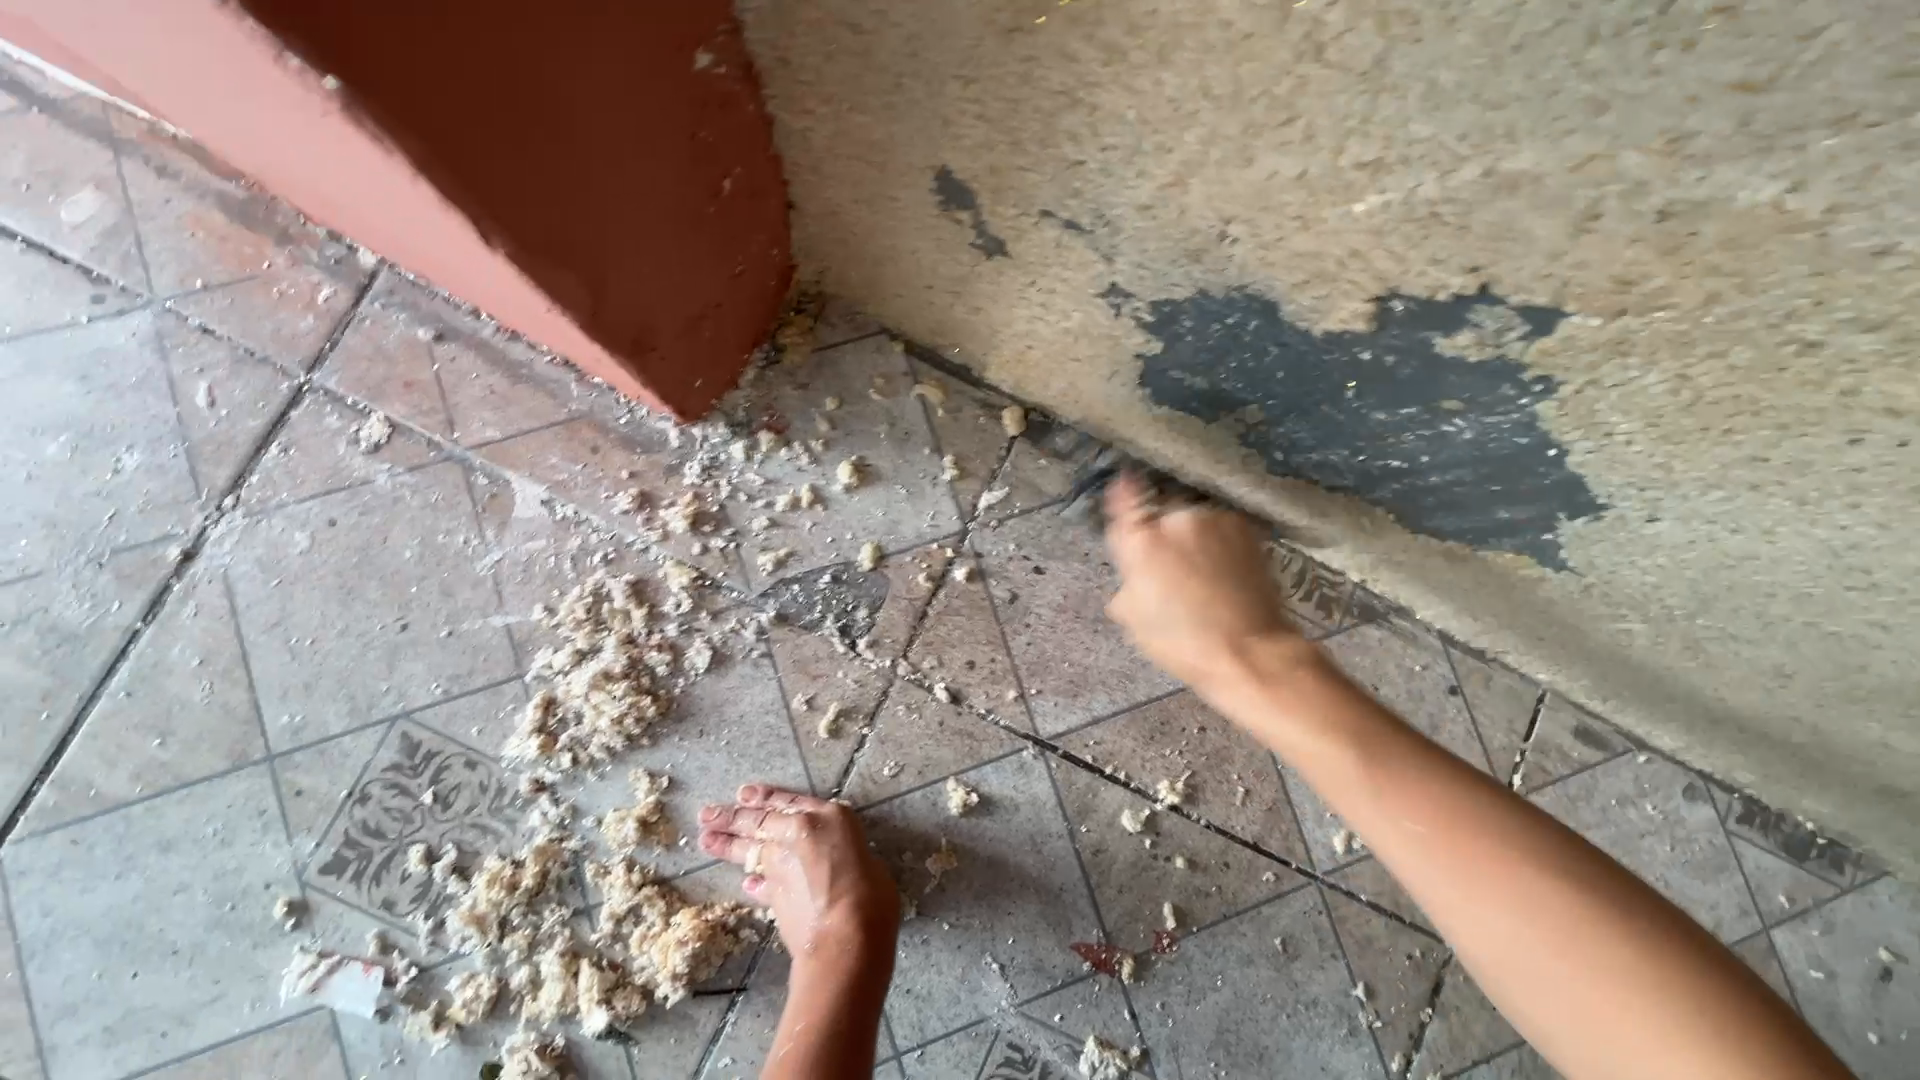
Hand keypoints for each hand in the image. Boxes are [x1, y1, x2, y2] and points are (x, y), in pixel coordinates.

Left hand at [698, 785, 899, 972]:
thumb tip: (835, 863)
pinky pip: (759, 882)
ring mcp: (781, 863)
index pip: (791, 801)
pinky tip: (746, 883)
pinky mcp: (772, 894)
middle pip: (760, 820)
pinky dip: (752, 882)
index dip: (766, 797)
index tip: (744, 794)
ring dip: (726, 844)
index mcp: (830, 817)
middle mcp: (799, 832)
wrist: (846, 937)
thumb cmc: (872, 894)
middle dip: (731, 816)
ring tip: (706, 838)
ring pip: (749, 848)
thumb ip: (843, 853)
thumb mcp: (867, 858)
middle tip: (707, 815)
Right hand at [1103, 472, 1306, 688]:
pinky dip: (1218, 541)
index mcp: (1142, 542)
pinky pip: (1220, 526)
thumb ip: (1127, 579)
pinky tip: (1223, 569)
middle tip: (1169, 564)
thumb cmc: (1183, 642)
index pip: (1125, 498)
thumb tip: (1132, 571)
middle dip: (1161, 531)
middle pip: (1160, 513)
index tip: (1124, 488)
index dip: (1123, 493)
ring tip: (1202, 571)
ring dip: (1193, 535)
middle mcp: (1176, 519)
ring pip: (1193, 520)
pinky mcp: (1244, 527)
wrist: (1248, 650)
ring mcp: (1213, 520)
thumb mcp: (1134, 617)